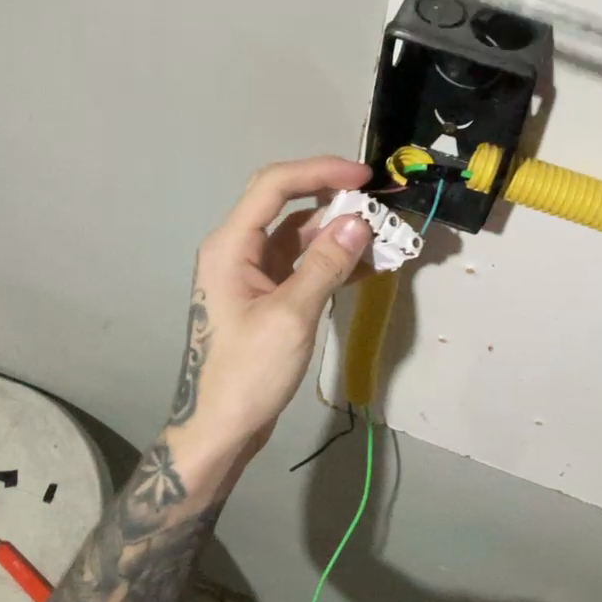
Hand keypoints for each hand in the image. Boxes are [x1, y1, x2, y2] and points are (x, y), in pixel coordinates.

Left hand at [170, 156, 374, 449]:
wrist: (219, 429)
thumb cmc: (247, 373)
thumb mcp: (291, 315)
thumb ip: (326, 264)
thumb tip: (360, 221)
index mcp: (231, 245)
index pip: (274, 186)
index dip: (320, 171)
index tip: (364, 177)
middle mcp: (238, 250)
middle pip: (286, 204)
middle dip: (332, 199)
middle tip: (376, 204)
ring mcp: (251, 273)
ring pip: (298, 235)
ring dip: (337, 233)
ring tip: (381, 237)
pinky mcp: (266, 295)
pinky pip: (301, 264)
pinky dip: (331, 261)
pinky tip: (366, 266)